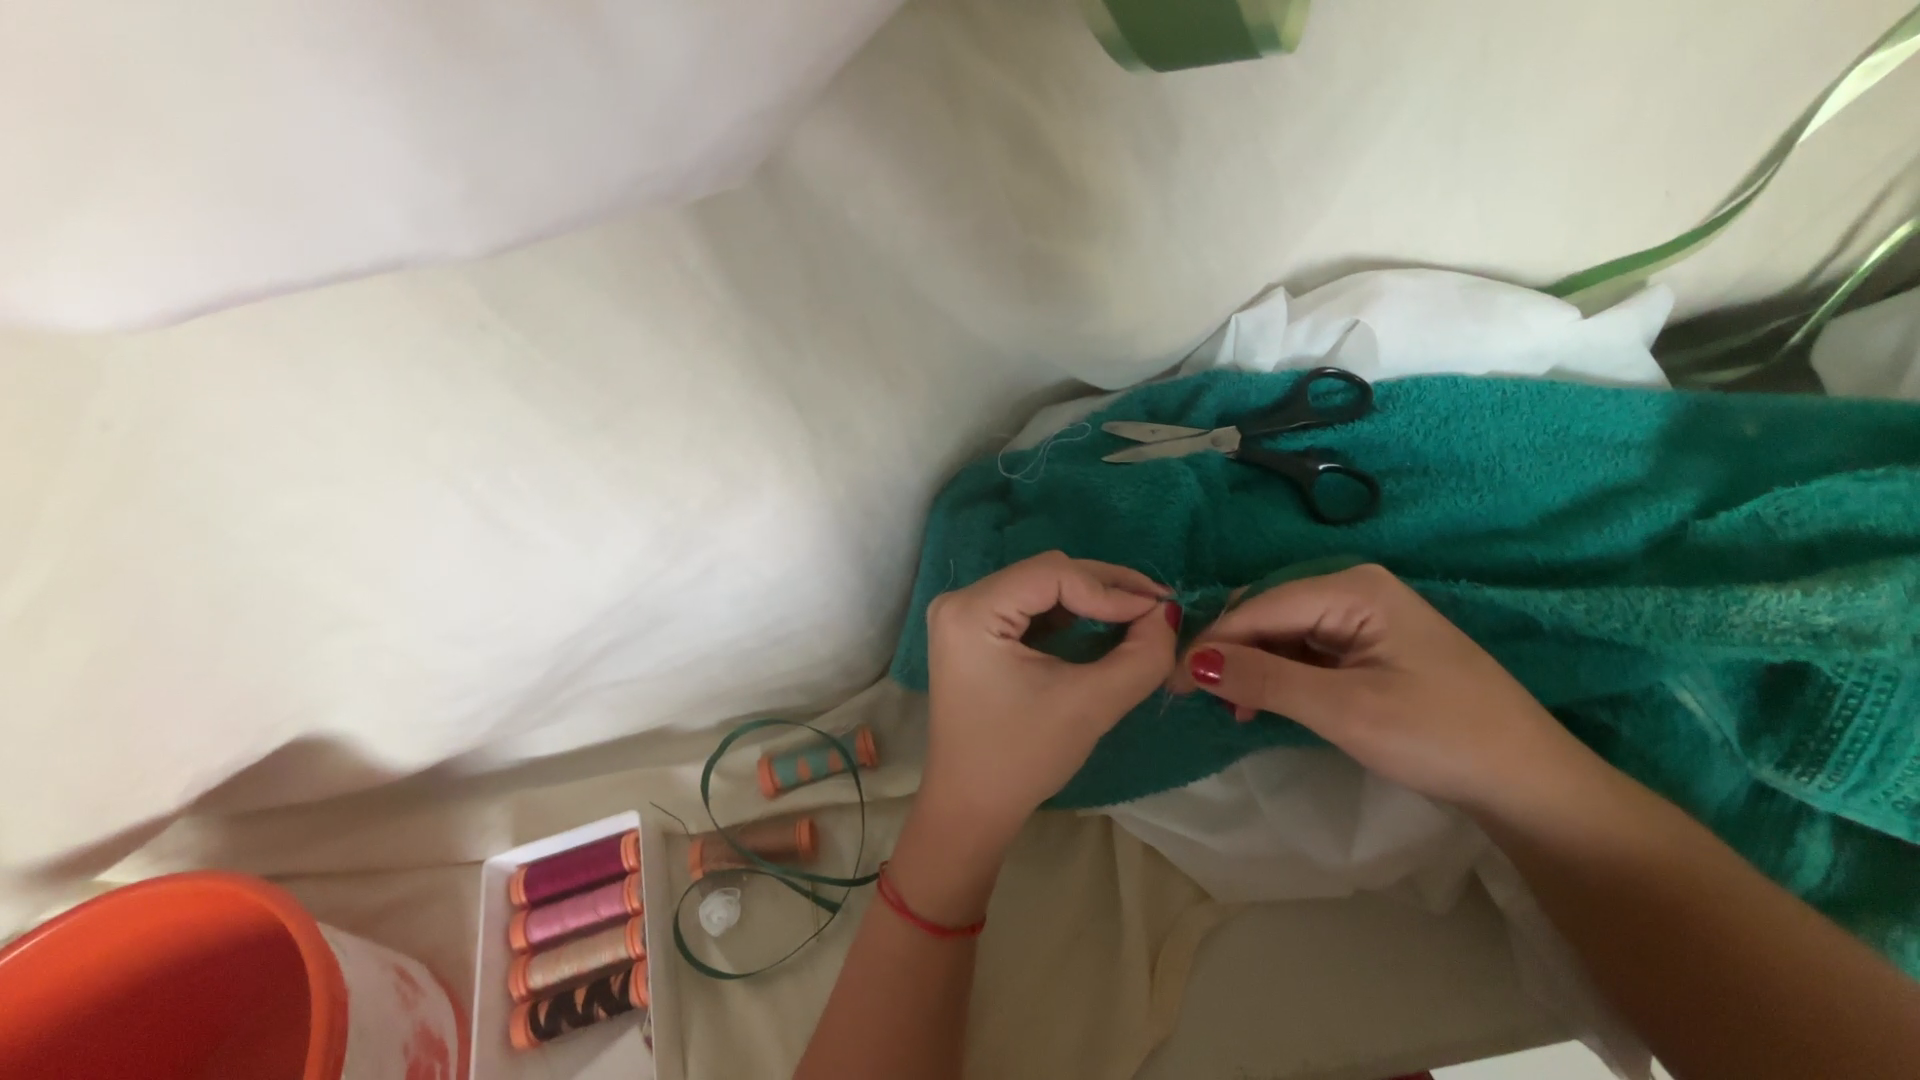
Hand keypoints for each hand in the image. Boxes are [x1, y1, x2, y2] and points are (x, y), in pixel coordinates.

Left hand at [920, 551, 1178, 839]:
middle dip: (1105, 589)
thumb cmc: (1022, 758)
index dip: (1110, 589)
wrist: (971, 808)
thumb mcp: (1090, 705)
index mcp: (971, 611)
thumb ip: (1141, 656)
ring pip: (1042, 587)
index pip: (1053, 574)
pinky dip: (1070, 614)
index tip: (1158, 612)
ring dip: (1091, 599)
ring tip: (1138, 617)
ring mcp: (964, 617)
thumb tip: (1169, 614)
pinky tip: (1104, 626)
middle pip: (1046, 573)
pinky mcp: (975, 634)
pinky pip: (1030, 608)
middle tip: (1157, 609)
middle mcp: (960, 601)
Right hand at [1178, 563, 1602, 812]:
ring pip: (1284, 634)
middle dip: (1230, 652)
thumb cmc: (1438, 735)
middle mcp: (1356, 590)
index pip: (1261, 606)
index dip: (1212, 642)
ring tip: (1233, 710)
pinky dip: (1279, 677)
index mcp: (1354, 588)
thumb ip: (1264, 680)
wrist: (1526, 780)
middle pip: (1270, 614)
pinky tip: (1264, 703)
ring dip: (1252, 668)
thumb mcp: (1342, 709)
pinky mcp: (1371, 648)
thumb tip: (1191, 662)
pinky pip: (1307, 651)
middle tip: (1197, 699)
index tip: (1169, 681)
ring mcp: (1365, 619)